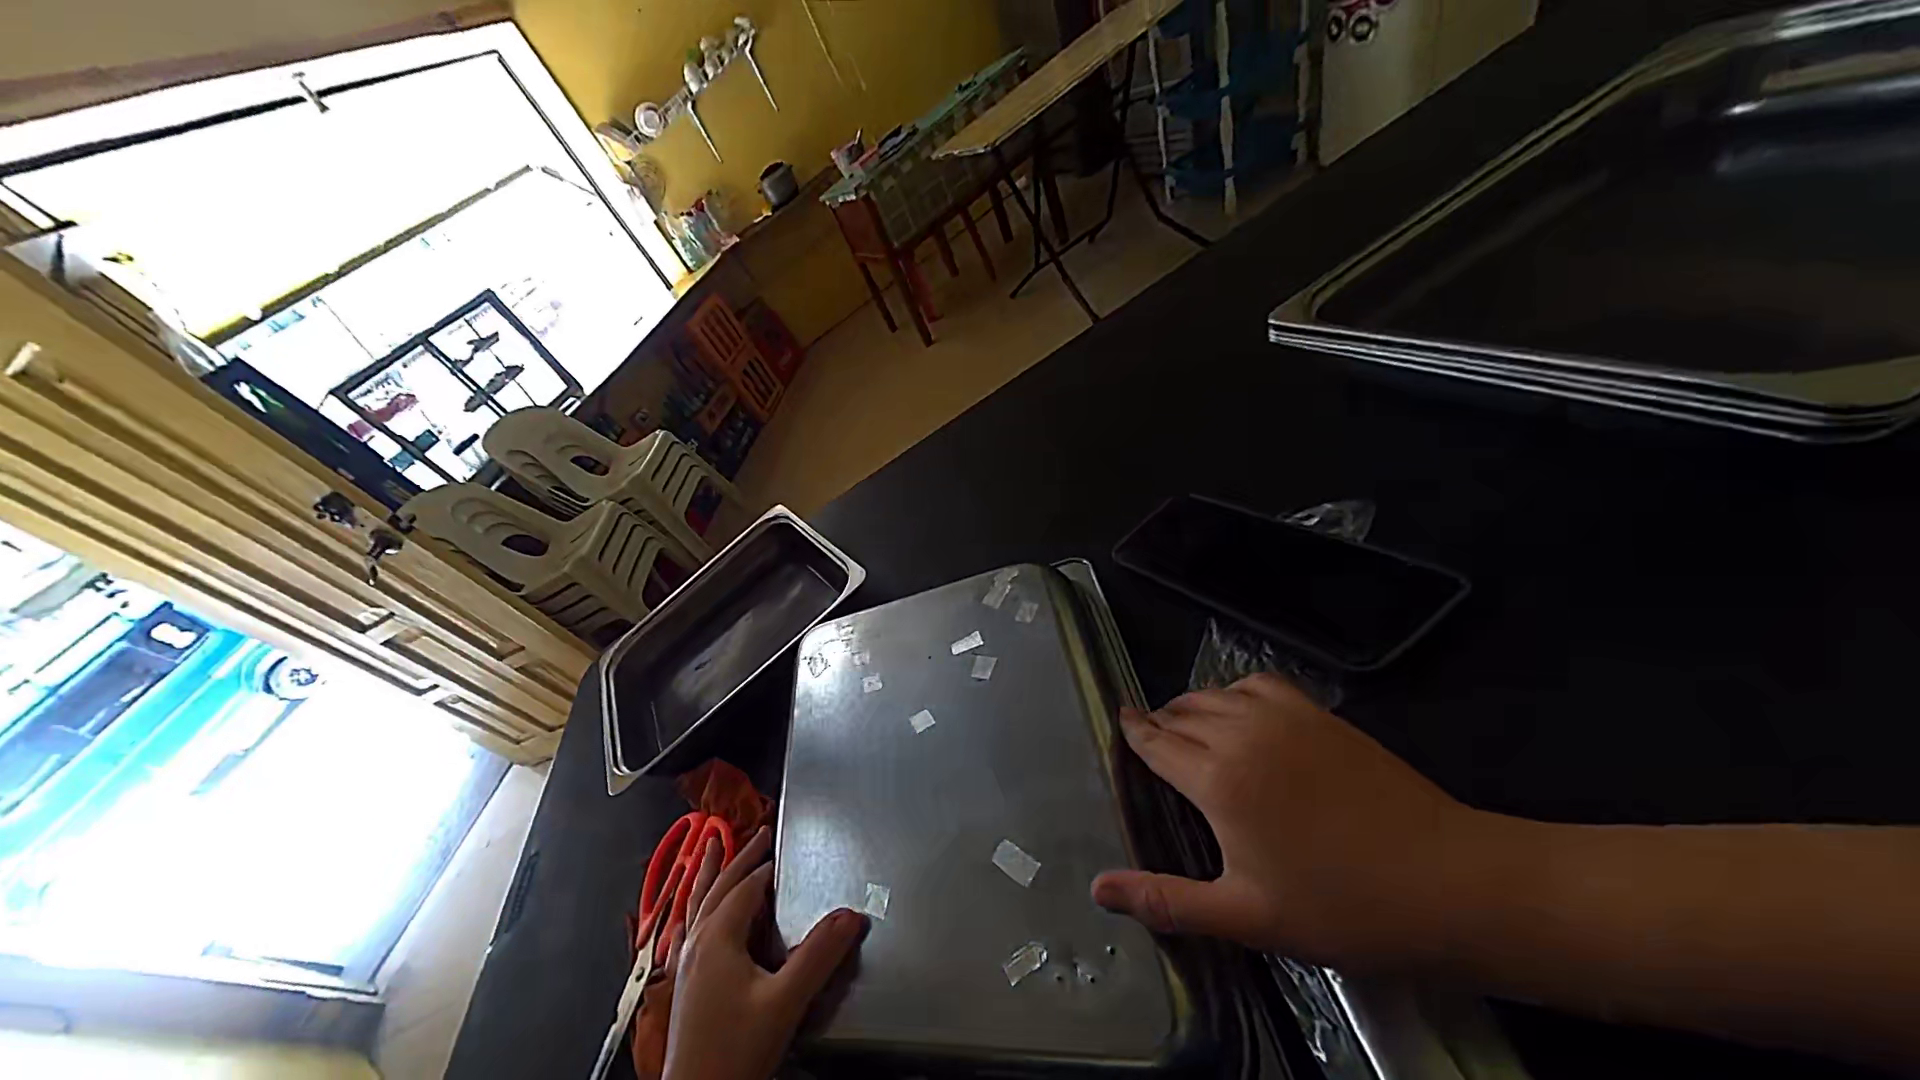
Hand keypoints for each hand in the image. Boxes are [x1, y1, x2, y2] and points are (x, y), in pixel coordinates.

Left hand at [662, 826, 866, 1079]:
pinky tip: (697, 913)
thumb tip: (849, 915)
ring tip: (711, 850)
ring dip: (710, 873)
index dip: (767, 867)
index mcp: (718, 939)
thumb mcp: (784, 1001)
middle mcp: (697, 945)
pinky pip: (690, 928)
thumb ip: (817, 956)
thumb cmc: (732, 1054)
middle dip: (739, 857)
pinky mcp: (685, 985)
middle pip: (718, 887)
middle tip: (758, 835)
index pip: (747, 888)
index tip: (783, 849)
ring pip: (698, 904)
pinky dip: (697, 906)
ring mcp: (687, 965)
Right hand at [1090, 673, 1517, 970]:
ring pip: (1215, 694)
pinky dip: (1236, 691)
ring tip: (1189, 727)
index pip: (1156, 742)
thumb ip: (1167, 899)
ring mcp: (1283, 718)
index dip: (1133, 733)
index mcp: (1217, 780)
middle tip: (1153, 743)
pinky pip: (1259, 683)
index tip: (1118, 724)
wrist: (1451, 884)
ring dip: (1192, 706)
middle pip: (1180, 712)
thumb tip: (1098, 888)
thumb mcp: (1247, 917)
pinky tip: (1242, 712)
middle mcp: (1241, 734)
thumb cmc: (1342, 907)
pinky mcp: (1318, 714)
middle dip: (1159, 722)